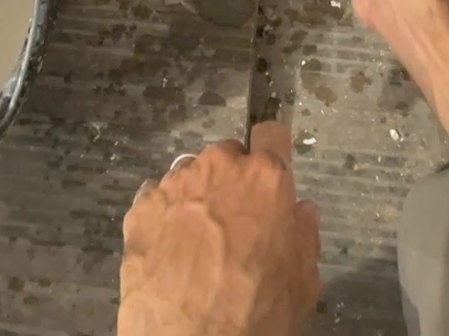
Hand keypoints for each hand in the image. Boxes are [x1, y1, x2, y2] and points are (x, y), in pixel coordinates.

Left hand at [119, 121, 321, 335]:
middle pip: (229, 156)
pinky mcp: (142, 205)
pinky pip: (159, 199)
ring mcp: (176, 182)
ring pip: (192, 175)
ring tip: (197, 242)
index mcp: (264, 177)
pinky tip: (170, 252)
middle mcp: (219, 166)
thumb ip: (306, 237)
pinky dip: (165, 217)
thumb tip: (302, 210)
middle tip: (234, 224)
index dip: (273, 154)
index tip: (270, 177)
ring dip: (198, 197)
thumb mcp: (302, 285)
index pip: (272, 135)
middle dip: (233, 181)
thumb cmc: (253, 314)